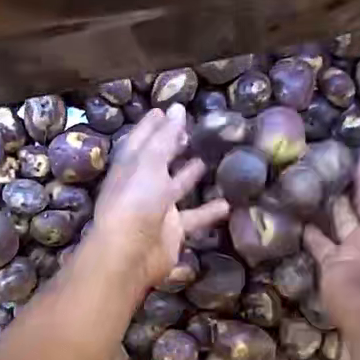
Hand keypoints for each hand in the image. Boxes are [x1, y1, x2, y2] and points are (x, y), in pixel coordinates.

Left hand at [88, 106, 229, 294]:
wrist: (130, 253)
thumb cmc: (135, 200)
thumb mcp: (150, 161)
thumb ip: (165, 137)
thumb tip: (177, 107)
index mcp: (130, 165)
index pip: (141, 139)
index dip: (153, 124)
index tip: (166, 109)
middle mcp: (142, 184)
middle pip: (159, 160)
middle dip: (172, 146)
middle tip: (191, 131)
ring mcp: (158, 208)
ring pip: (177, 186)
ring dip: (190, 174)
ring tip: (207, 158)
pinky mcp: (173, 229)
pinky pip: (195, 216)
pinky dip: (210, 210)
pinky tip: (229, 203)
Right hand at [303, 146, 359, 341]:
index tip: (345, 143)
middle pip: (359, 200)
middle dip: (345, 180)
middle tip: (318, 152)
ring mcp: (352, 248)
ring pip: (337, 217)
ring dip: (325, 200)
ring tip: (304, 174)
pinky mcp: (330, 263)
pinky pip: (317, 240)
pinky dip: (308, 227)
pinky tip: (295, 208)